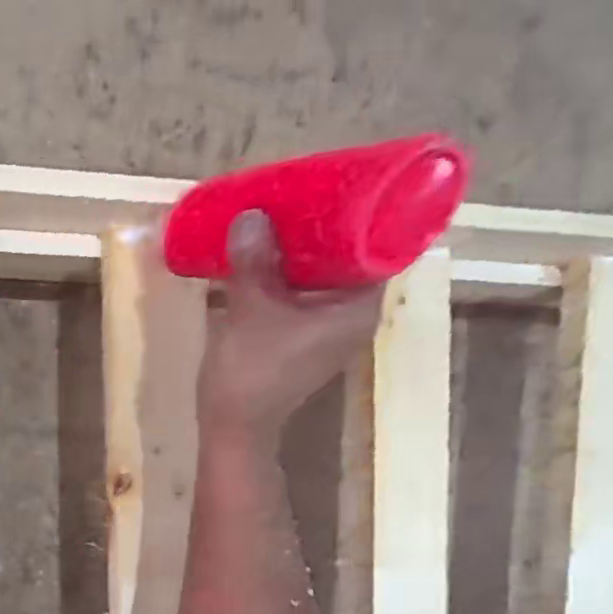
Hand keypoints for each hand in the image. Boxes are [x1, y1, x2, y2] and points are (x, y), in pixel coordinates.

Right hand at [197, 210, 384, 448]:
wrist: (233, 427)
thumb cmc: (250, 373)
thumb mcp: (250, 310)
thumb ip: (254, 261)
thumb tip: (251, 214)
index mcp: (357, 310)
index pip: (379, 247)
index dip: (360, 213)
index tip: (336, 185)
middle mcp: (354, 319)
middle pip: (351, 259)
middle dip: (326, 228)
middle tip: (301, 194)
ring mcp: (330, 332)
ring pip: (326, 277)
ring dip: (305, 251)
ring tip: (281, 217)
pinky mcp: (307, 341)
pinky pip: (308, 295)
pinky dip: (292, 275)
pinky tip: (267, 256)